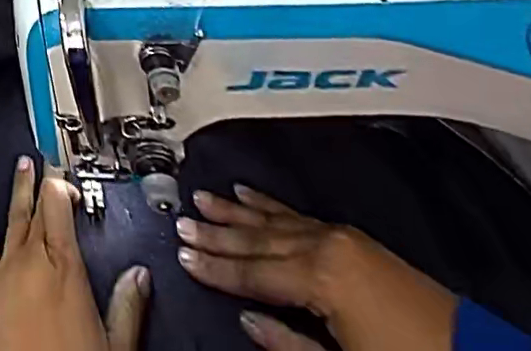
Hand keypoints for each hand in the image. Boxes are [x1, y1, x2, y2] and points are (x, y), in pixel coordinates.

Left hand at [0, 156, 150, 350]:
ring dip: (18, 190)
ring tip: (21, 166)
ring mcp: (6, 274)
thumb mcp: (112, 345)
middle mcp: (32, 262)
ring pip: (13, 218)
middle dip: (42, 181)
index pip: (60, 206)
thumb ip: (126, 306)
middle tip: (44, 158)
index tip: (71, 181)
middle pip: (37, 207)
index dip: (65, 187)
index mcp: (64, 267)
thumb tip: (139, 277)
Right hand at [176, 185, 456, 350]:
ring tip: (204, 199)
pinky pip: (298, 216)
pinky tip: (250, 195)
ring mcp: (338, 236)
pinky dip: (270, 206)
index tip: (181, 255)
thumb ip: (289, 342)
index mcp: (321, 277)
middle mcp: (324, 245)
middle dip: (219, 233)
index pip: (254, 272)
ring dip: (237, 213)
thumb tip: (247, 316)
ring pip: (274, 221)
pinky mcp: (350, 238)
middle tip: (182, 222)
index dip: (216, 267)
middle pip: (259, 240)